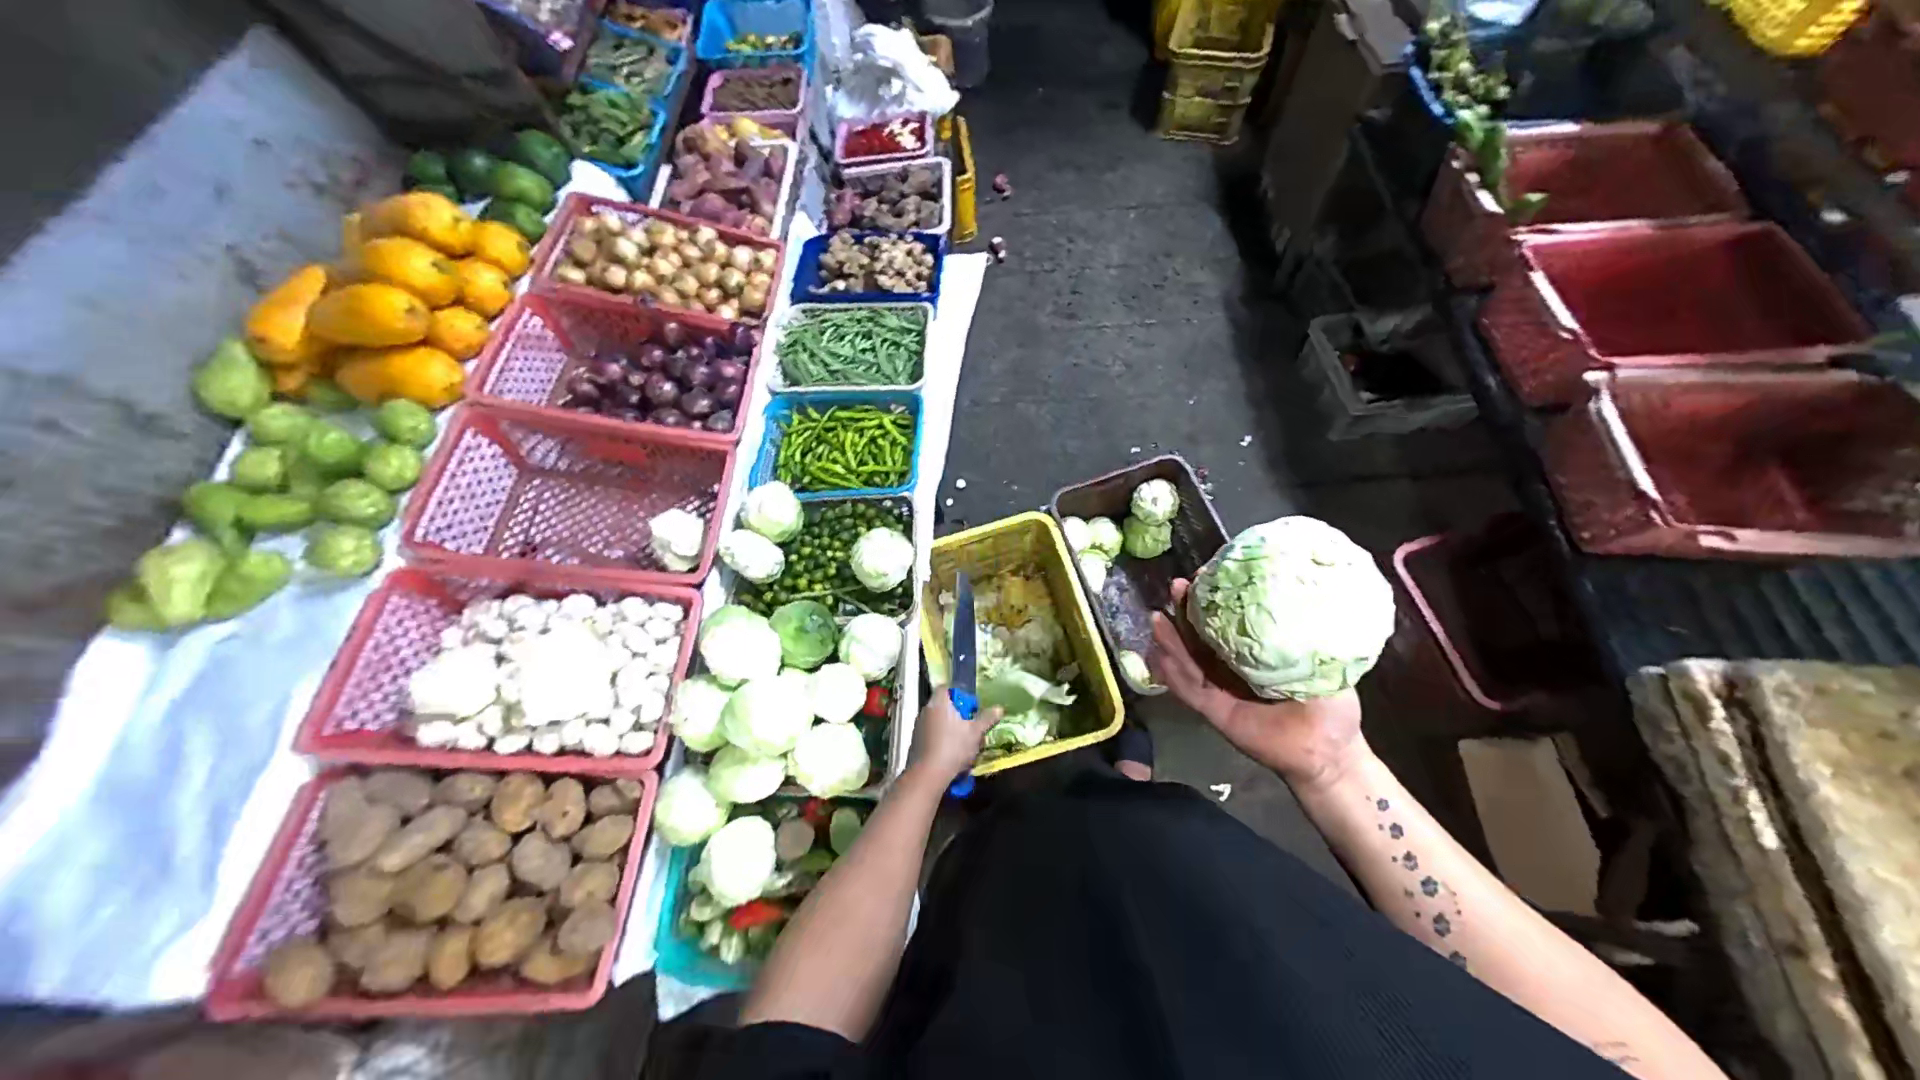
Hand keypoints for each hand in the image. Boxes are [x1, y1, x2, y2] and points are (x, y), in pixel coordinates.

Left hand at [905, 689, 997, 781]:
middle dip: (957, 715)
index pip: (946, 688)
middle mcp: (925, 710)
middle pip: (943, 706)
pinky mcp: (915, 742)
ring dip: (949, 729)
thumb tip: (999, 708)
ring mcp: (918, 727)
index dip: (959, 695)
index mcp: (939, 702)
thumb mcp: (976, 732)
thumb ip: (987, 719)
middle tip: (970, 727)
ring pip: (937, 722)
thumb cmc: (954, 747)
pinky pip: (930, 736)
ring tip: (963, 744)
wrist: (928, 773)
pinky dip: (940, 741)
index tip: (970, 707)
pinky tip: (950, 754)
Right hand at [1150, 579, 1368, 792]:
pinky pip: (1188, 690)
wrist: (1328, 755)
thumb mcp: (1322, 667)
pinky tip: (1159, 656)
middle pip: (1200, 638)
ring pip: (1187, 661)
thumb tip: (1297, 603)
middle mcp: (1233, 669)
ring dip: (1171, 640)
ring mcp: (1220, 690)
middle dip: (1185, 613)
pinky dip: (1172, 674)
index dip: (1214, 601)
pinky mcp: (1214, 712)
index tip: (1207, 577)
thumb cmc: (1331, 711)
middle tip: (1177, 587)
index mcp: (1256, 656)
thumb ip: (1303, 641)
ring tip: (1157, 617)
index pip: (1227, 624)